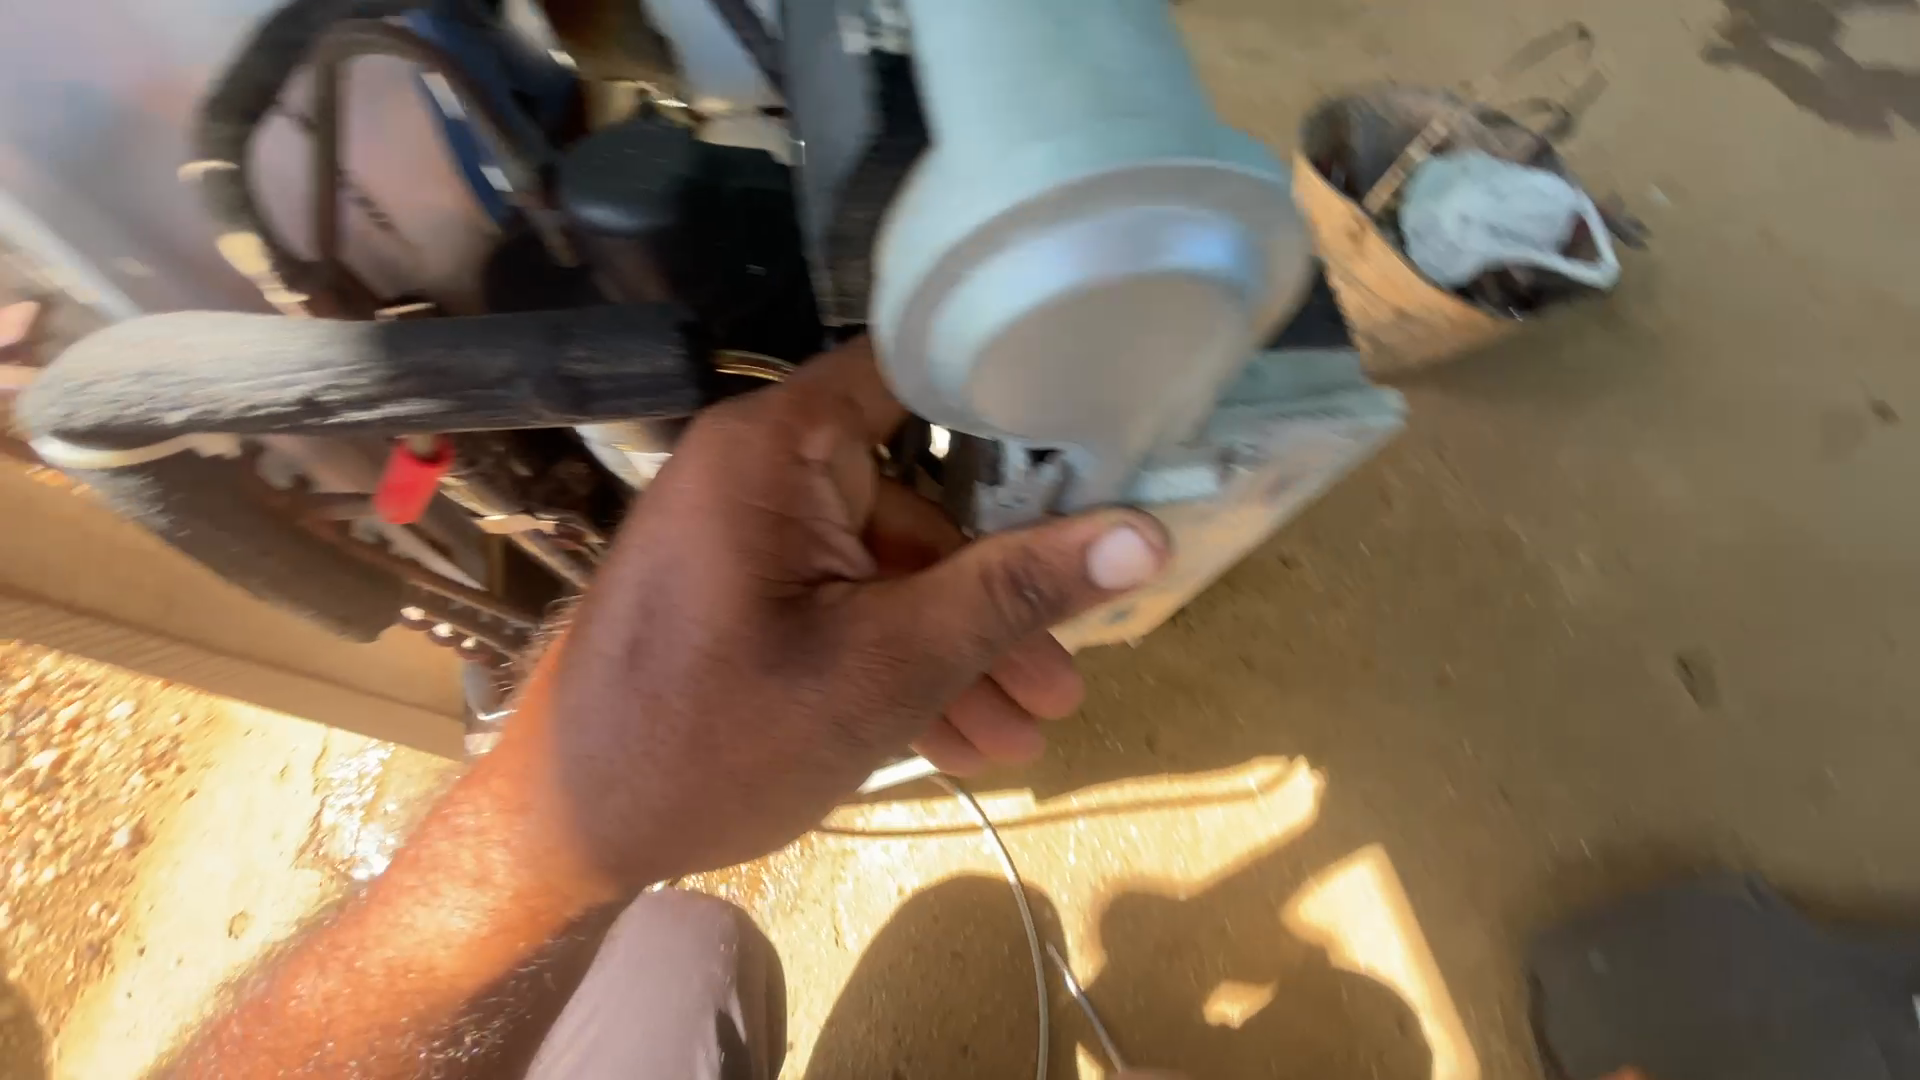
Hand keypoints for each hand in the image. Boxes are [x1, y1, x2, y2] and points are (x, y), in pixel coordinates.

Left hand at [491, 339, 1167, 895]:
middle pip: (917, 508)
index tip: (1087, 444)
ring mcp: (757, 540)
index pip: (911, 374)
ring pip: (888, 575)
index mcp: (779, 449)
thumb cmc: (716, 737)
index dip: (1003, 398)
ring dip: (958, 652)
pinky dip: (900, 666)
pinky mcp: (751, 597)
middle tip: (1064, 676)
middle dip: (994, 599)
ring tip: (1027, 729)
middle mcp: (765, 474)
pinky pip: (846, 610)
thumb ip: (1013, 593)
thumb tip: (1145, 536)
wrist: (567, 836)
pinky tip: (964, 741)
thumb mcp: (886, 666)